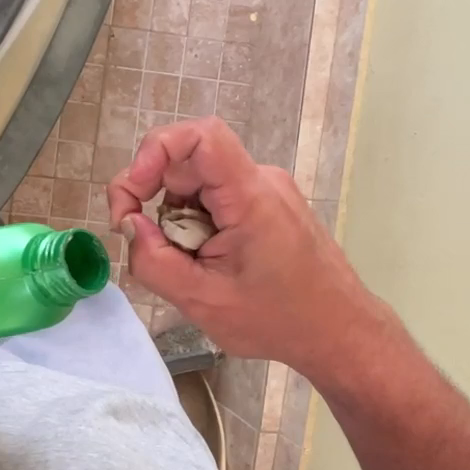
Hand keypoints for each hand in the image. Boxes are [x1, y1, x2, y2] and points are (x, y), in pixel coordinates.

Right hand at [107, 117, 391, 383]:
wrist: (340, 332)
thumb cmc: (277, 320)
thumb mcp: (201, 300)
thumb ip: (153, 260)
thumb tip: (128, 225)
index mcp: (250, 197)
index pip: (200, 137)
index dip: (154, 151)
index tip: (134, 196)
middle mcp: (260, 180)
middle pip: (189, 164)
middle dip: (157, 200)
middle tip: (153, 247)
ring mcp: (266, 190)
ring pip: (198, 185)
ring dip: (177, 219)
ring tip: (191, 266)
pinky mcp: (267, 204)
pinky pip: (215, 198)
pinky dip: (196, 225)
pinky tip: (209, 262)